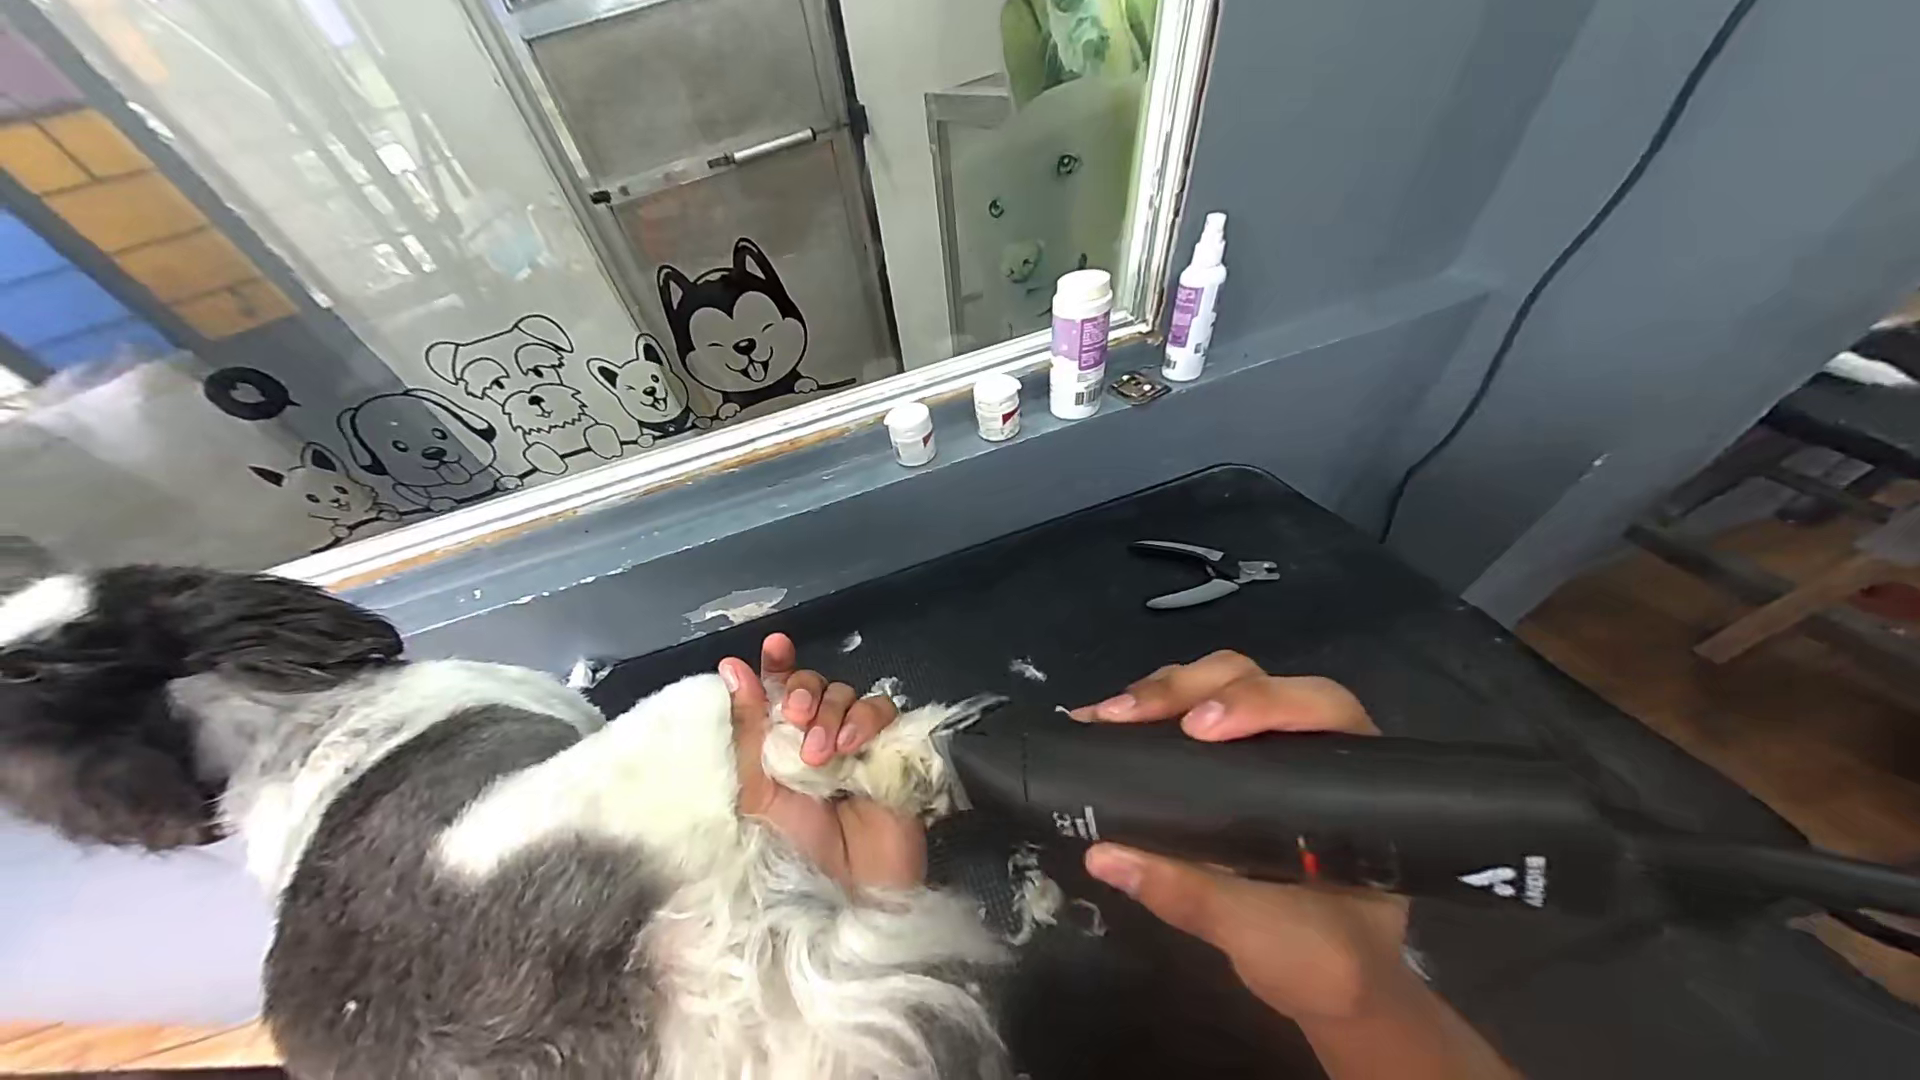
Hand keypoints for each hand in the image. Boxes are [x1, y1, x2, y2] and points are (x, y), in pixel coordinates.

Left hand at [720, 634, 926, 890]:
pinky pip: (882, 709)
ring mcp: (855, 740)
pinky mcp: (889, 745)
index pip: (778, 690)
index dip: (777, 664)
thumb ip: (748, 730)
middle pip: (814, 684)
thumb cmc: (794, 851)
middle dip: (804, 693)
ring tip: (823, 753)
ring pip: (846, 693)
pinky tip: (853, 744)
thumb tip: (732, 668)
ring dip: (831, 713)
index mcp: (780, 744)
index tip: (775, 645)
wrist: (850, 893)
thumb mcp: (758, 794)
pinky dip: (866, 717)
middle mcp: (816, 735)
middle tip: (796, 721)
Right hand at [1072, 651, 1418, 1024]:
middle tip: (1127, 716)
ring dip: (1157, 690)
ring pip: (1209, 681)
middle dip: (1185, 687)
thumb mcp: (1265, 937)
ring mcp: (1256, 741)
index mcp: (1348, 774)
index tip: (1198, 730)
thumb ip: (1191, 895)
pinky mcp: (1218, 754)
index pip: (1315, 706)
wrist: (1322, 979)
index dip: (1258, 702)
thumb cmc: (1323, 960)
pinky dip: (1140, 708)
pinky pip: (1180, 707)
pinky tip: (1102, 723)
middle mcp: (1302, 740)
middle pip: (1247, 677)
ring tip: (1106, 717)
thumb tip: (1103, 855)